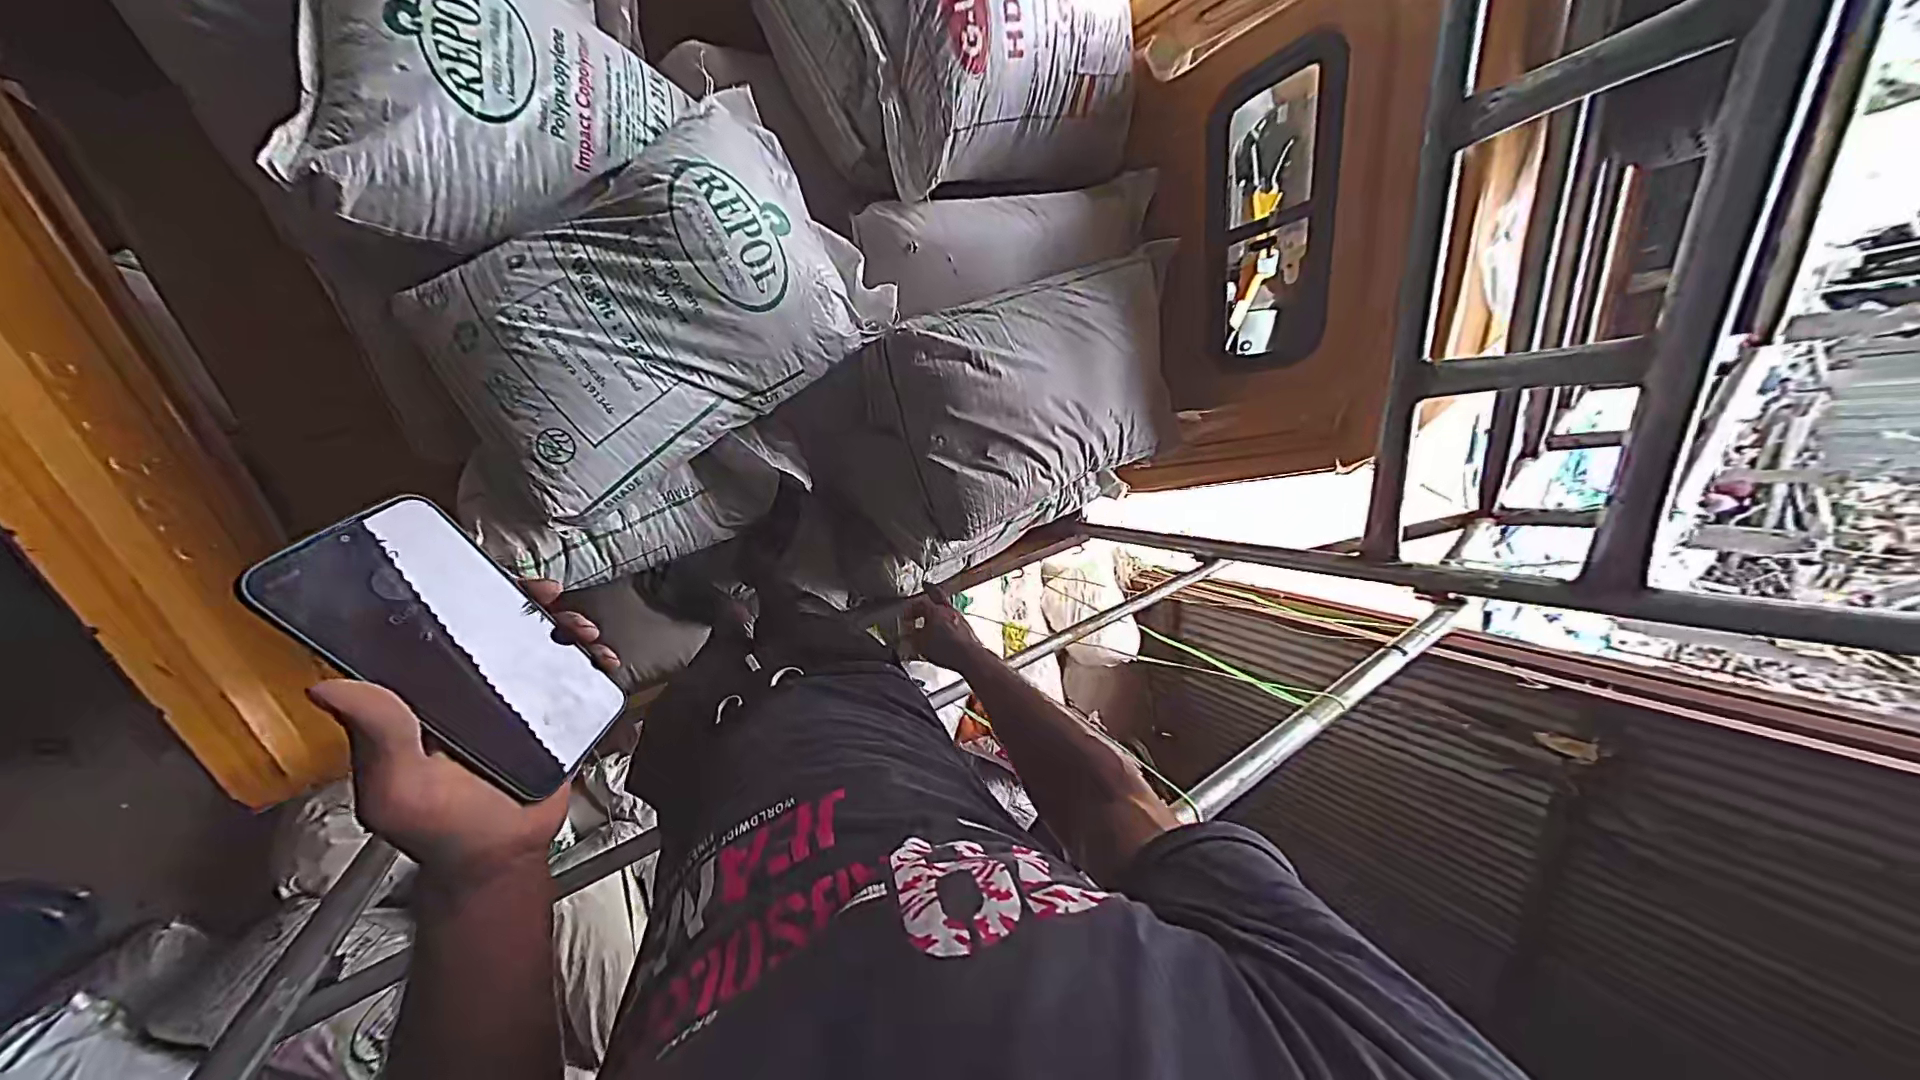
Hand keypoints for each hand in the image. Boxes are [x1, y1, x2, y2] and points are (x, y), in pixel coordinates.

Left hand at [306, 579, 618, 890]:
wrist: (504, 855)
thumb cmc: (442, 829)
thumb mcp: (398, 786)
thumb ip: (377, 737)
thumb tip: (328, 685)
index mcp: (428, 694)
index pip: (443, 631)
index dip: (467, 597)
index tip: (492, 582)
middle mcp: (474, 687)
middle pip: (505, 627)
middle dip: (533, 604)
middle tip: (551, 599)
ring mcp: (519, 698)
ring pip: (547, 645)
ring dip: (570, 628)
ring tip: (585, 634)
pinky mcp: (557, 713)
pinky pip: (578, 676)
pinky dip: (595, 660)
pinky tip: (605, 661)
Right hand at [904, 590, 994, 673]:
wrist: (969, 657)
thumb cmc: (947, 649)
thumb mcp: (920, 644)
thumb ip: (913, 636)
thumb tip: (909, 635)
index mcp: (935, 610)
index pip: (919, 604)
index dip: (910, 609)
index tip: (906, 615)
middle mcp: (948, 611)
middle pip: (938, 595)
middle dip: (930, 591)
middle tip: (926, 587)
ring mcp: (960, 618)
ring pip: (947, 608)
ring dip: (939, 610)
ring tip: (933, 616)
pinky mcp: (967, 628)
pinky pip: (954, 620)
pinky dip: (947, 622)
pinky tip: (945, 631)